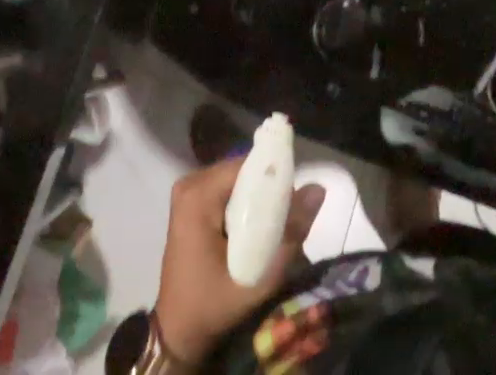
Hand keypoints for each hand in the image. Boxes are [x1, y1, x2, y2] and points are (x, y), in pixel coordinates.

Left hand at [152, 157, 325, 364]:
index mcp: (198, 195)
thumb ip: (291, 234)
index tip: (295, 207)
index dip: (276, 180)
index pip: (248, 166)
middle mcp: (190, 185)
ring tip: (272, 233)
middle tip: (285, 225)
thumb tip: (318, 189)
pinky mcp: (191, 204)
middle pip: (242, 172)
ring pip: (237, 182)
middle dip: (268, 193)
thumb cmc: (213, 305)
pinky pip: (227, 192)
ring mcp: (188, 193)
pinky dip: (245, 208)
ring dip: (258, 202)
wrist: (177, 330)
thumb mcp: (259, 276)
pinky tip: (254, 234)